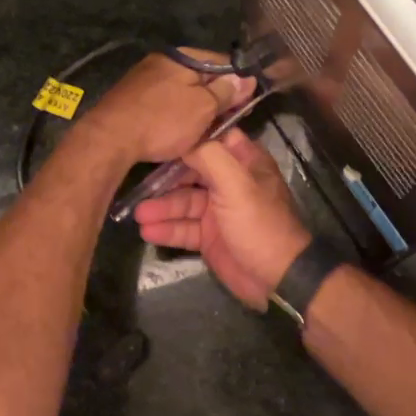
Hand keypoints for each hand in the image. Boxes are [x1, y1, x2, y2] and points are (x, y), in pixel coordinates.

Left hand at [73, 49, 254, 166]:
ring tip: (207, 130)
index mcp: (181, 57)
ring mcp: (144, 80)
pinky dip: (176, 115)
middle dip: (216, 97)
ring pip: (182, 92)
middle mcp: (161, 61)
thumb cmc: (162, 120)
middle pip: (200, 77)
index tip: (249, 101)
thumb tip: (245, 78)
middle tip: (229, 120)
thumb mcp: (203, 107)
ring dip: (196, 109)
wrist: (109, 139)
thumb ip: (225, 91)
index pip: (221, 61)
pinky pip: (165, 103)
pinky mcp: (132, 99)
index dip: (238, 81)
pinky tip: (180, 131)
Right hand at [132, 129, 311, 309]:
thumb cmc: (259, 224)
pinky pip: (184, 228)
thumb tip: (183, 141)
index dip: (188, 139)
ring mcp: (219, 211)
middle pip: (192, 172)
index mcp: (245, 163)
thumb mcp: (237, 184)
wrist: (277, 277)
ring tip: (139, 215)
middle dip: (166, 179)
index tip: (159, 137)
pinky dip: (167, 229)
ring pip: (184, 203)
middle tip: (139, 184)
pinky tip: (147, 231)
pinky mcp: (209, 237)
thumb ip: (210, 157)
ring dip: (162, 208)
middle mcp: (231, 182)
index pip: (213, 140)